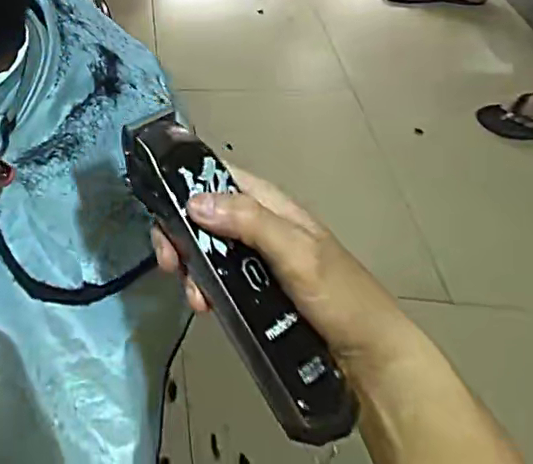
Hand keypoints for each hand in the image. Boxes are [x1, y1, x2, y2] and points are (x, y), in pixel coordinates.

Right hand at [150, 167, 414, 369]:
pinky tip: (204, 306)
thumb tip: (195, 201)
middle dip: (181, 233)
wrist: (370, 358)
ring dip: (190, 267)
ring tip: (193, 295)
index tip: (163, 209)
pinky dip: (204, 288)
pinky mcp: (254, 290)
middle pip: (204, 213)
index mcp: (269, 203)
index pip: (218, 175)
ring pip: (206, 248)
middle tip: (169, 261)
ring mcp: (255, 258)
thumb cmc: (340, 295)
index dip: (186, 184)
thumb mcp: (297, 252)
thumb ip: (250, 222)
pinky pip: (217, 280)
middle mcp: (258, 224)